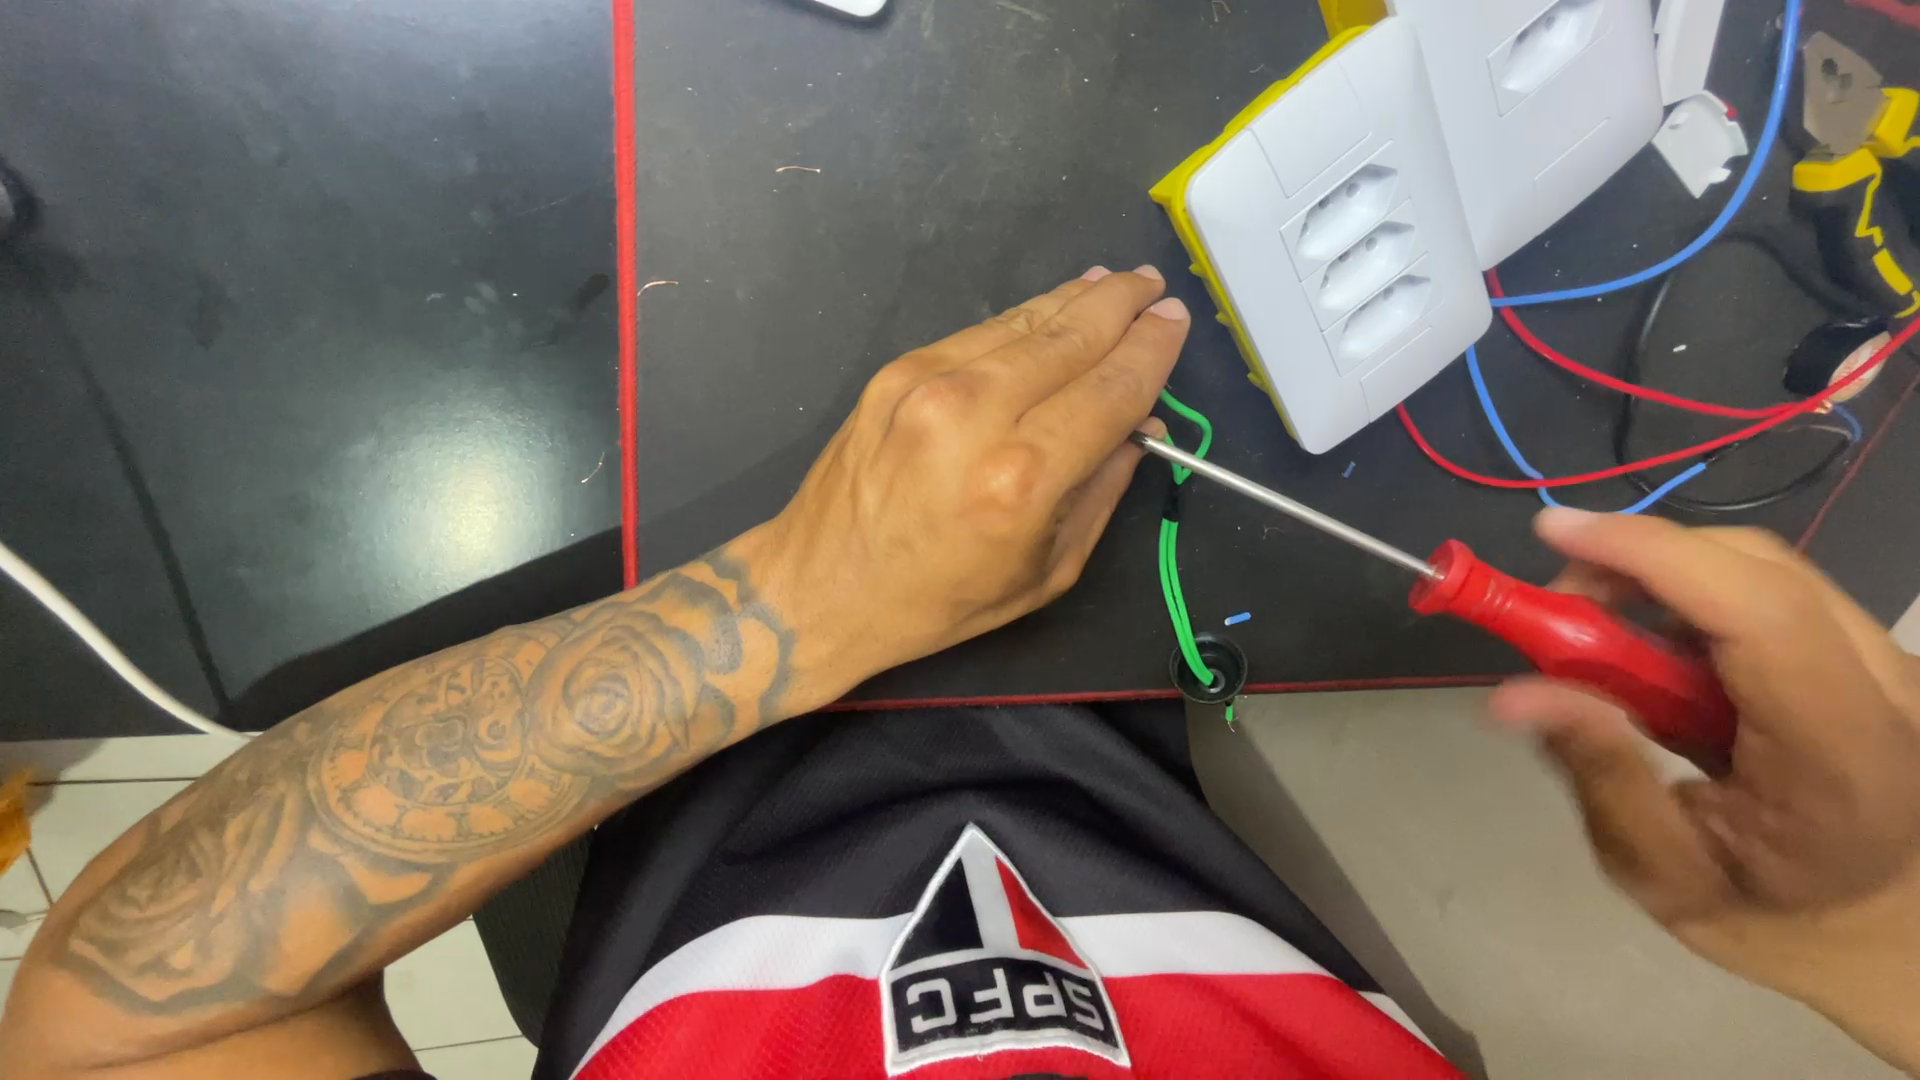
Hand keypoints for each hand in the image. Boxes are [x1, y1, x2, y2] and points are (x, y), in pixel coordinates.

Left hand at [734, 265, 1189, 710]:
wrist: (822, 588)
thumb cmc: (940, 601)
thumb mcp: (1046, 572)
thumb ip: (1100, 491)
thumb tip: (1137, 425)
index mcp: (1024, 478)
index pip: (1111, 390)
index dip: (1152, 351)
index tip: (1176, 322)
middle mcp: (977, 415)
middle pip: (1071, 338)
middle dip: (1121, 304)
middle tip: (1153, 285)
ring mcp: (928, 384)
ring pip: (1023, 323)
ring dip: (1074, 299)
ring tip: (1110, 283)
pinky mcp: (894, 373)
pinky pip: (977, 334)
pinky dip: (1022, 319)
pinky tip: (1047, 310)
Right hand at [1490, 508, 1919, 1071]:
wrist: (1890, 939)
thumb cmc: (1768, 916)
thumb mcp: (1657, 865)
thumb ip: (1593, 771)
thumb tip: (1507, 695)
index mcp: (1841, 757)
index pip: (1756, 611)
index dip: (1650, 552)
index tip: (1551, 529)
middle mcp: (1891, 695)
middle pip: (1760, 569)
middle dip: (1637, 559)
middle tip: (1554, 605)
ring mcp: (1892, 674)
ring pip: (1762, 572)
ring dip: (1657, 578)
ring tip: (1595, 639)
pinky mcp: (1870, 664)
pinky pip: (1766, 594)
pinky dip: (1684, 600)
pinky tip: (1651, 656)